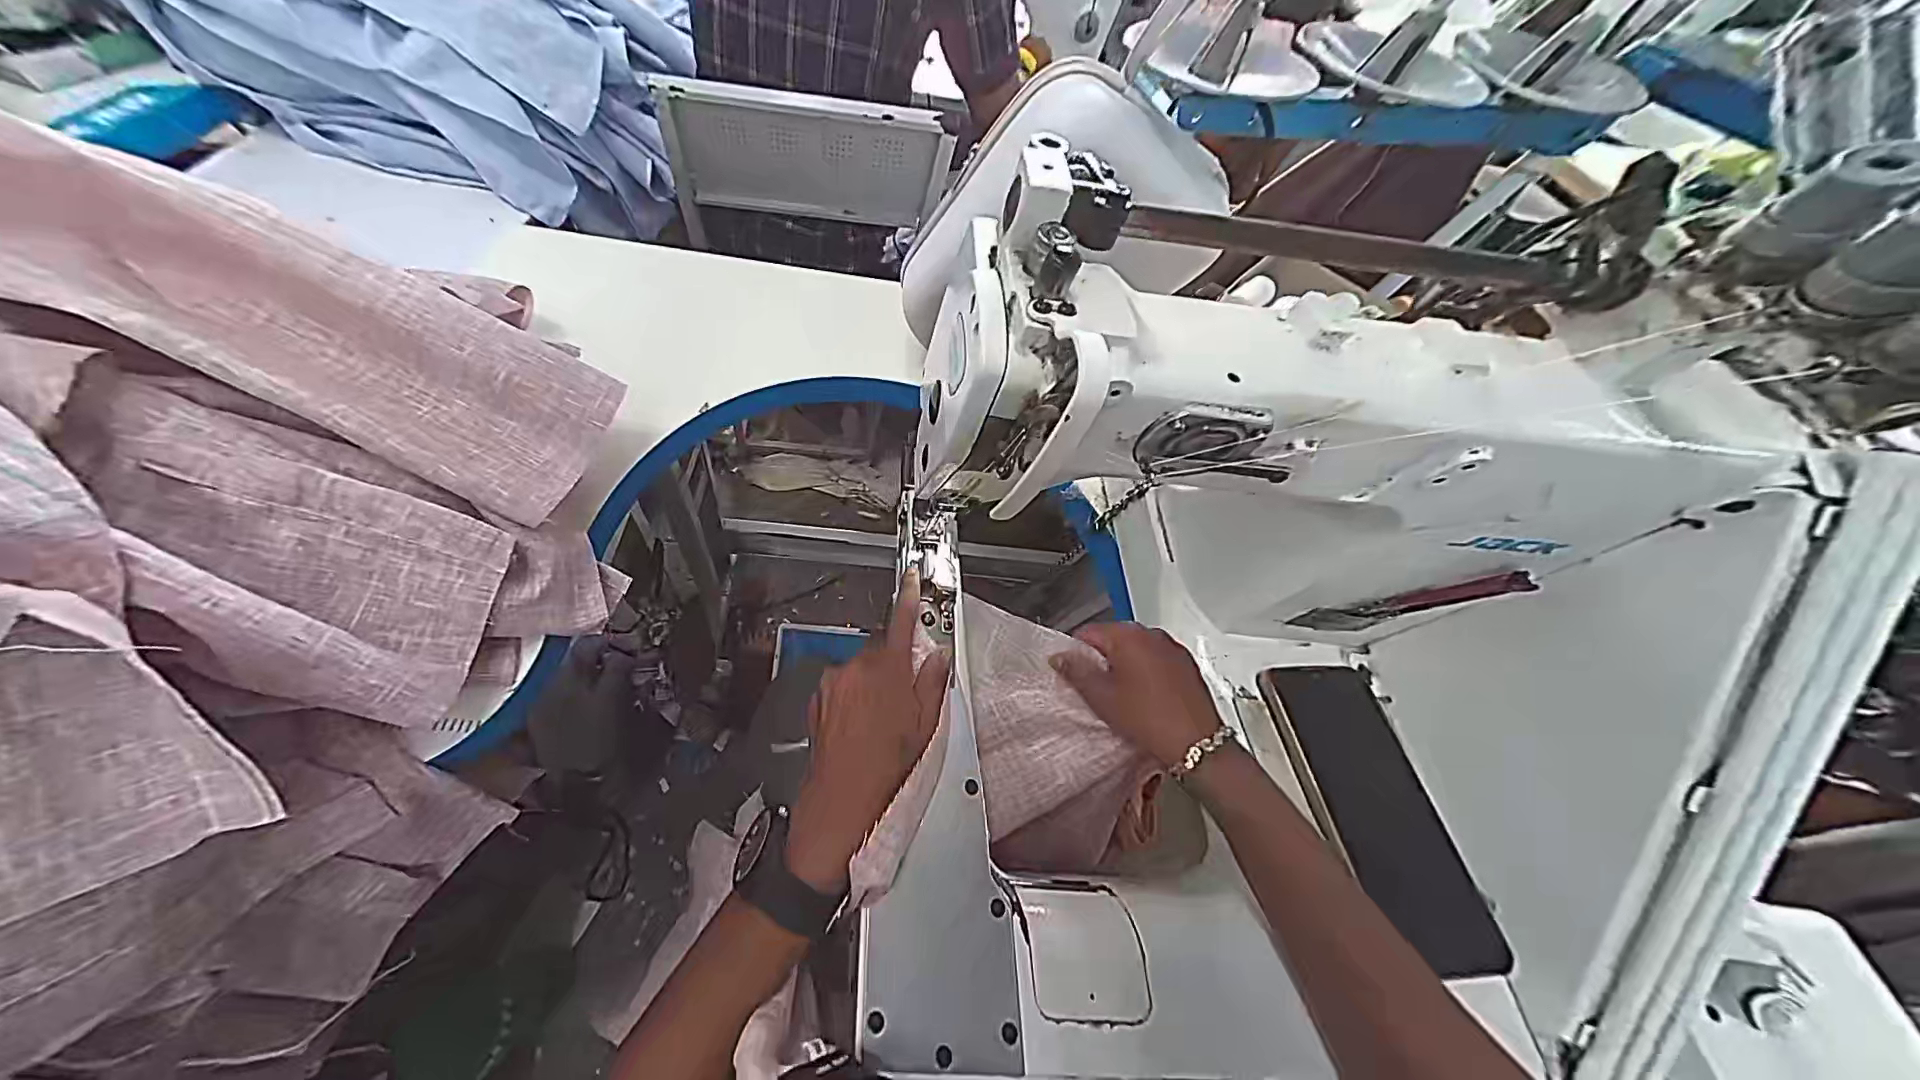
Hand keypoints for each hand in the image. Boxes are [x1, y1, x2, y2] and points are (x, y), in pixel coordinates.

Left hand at [787, 570, 951, 893]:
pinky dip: (854, 693)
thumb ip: (933, 681)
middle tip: (904, 693)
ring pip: (861, 666)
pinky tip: (861, 723)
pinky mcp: (820, 695)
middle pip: (881, 647)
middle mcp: (857, 668)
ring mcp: (834, 681)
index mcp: (888, 670)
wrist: (841, 796)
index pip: (901, 621)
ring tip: (880, 717)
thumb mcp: (925, 724)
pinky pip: (843, 683)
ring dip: (872, 681)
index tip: (912, 577)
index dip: (909, 596)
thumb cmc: (887, 764)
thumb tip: (937, 656)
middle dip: (893, 661)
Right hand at [1051, 623, 1222, 770]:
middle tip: (1098, 689)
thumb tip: (1061, 657)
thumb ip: (1076, 671)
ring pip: (1136, 649)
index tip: (1074, 673)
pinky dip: (1147, 672)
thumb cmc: (1149, 719)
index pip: (1088, 632)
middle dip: (1102, 659)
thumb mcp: (1101, 697)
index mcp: (1128, 636)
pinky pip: (1157, 660)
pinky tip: (1145, 698)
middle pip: (1113, 638)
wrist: (1195, 743)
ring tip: (1123, 697)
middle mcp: (1152, 634)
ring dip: (1126, 666)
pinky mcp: (1186, 664)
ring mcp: (1172, 648)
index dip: (1076, 653)